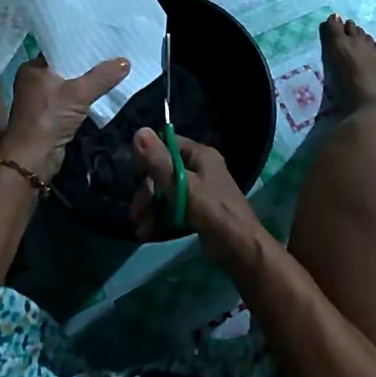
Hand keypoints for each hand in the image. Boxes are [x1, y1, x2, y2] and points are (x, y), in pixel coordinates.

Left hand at [0, 55, 129, 181]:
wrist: (33, 159)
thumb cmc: (48, 118)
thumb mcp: (78, 93)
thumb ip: (102, 76)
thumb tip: (125, 61)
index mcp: (33, 68)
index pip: (61, 49)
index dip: (81, 45)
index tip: (104, 39)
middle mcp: (35, 80)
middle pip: (68, 67)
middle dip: (89, 63)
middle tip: (115, 53)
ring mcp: (43, 99)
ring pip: (72, 84)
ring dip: (89, 81)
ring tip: (114, 69)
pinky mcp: (51, 115)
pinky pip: (73, 99)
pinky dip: (87, 96)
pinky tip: (105, 90)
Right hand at [130, 128, 267, 265]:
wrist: (238, 245)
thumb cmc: (212, 209)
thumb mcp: (182, 184)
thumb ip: (159, 161)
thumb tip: (139, 131)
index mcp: (200, 155)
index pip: (169, 144)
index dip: (150, 157)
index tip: (136, 176)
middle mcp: (200, 168)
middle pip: (164, 171)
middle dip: (148, 192)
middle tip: (137, 212)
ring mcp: (199, 189)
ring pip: (166, 191)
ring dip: (150, 207)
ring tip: (141, 226)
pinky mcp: (196, 209)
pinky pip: (172, 206)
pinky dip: (159, 216)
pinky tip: (147, 232)